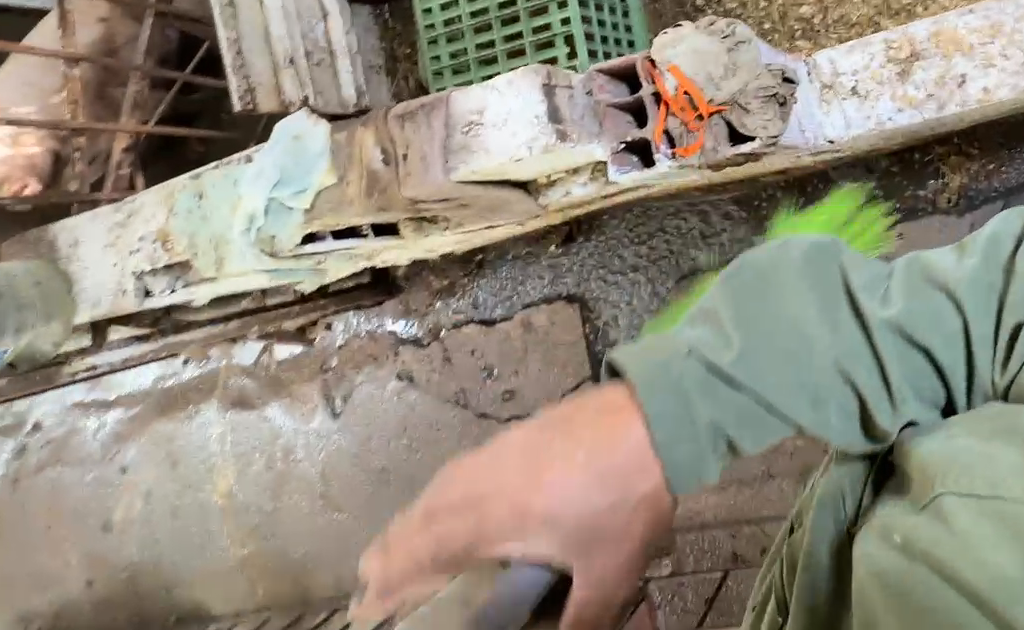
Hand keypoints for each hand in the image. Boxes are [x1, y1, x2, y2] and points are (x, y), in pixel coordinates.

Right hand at [352, 382, 673, 629]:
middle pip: (418, 516)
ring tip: (406, 542)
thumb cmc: (625, 497)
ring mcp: (502, 447)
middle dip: (390, 551)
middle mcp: (482, 479)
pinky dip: (445, 489)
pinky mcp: (524, 429)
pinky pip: (465, 466)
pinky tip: (461, 497)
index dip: (387, 585)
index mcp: (489, 518)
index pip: (417, 553)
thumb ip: (580, 622)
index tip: (366, 610)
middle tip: (373, 582)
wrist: (657, 415)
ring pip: (440, 486)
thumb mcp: (609, 575)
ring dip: (416, 517)